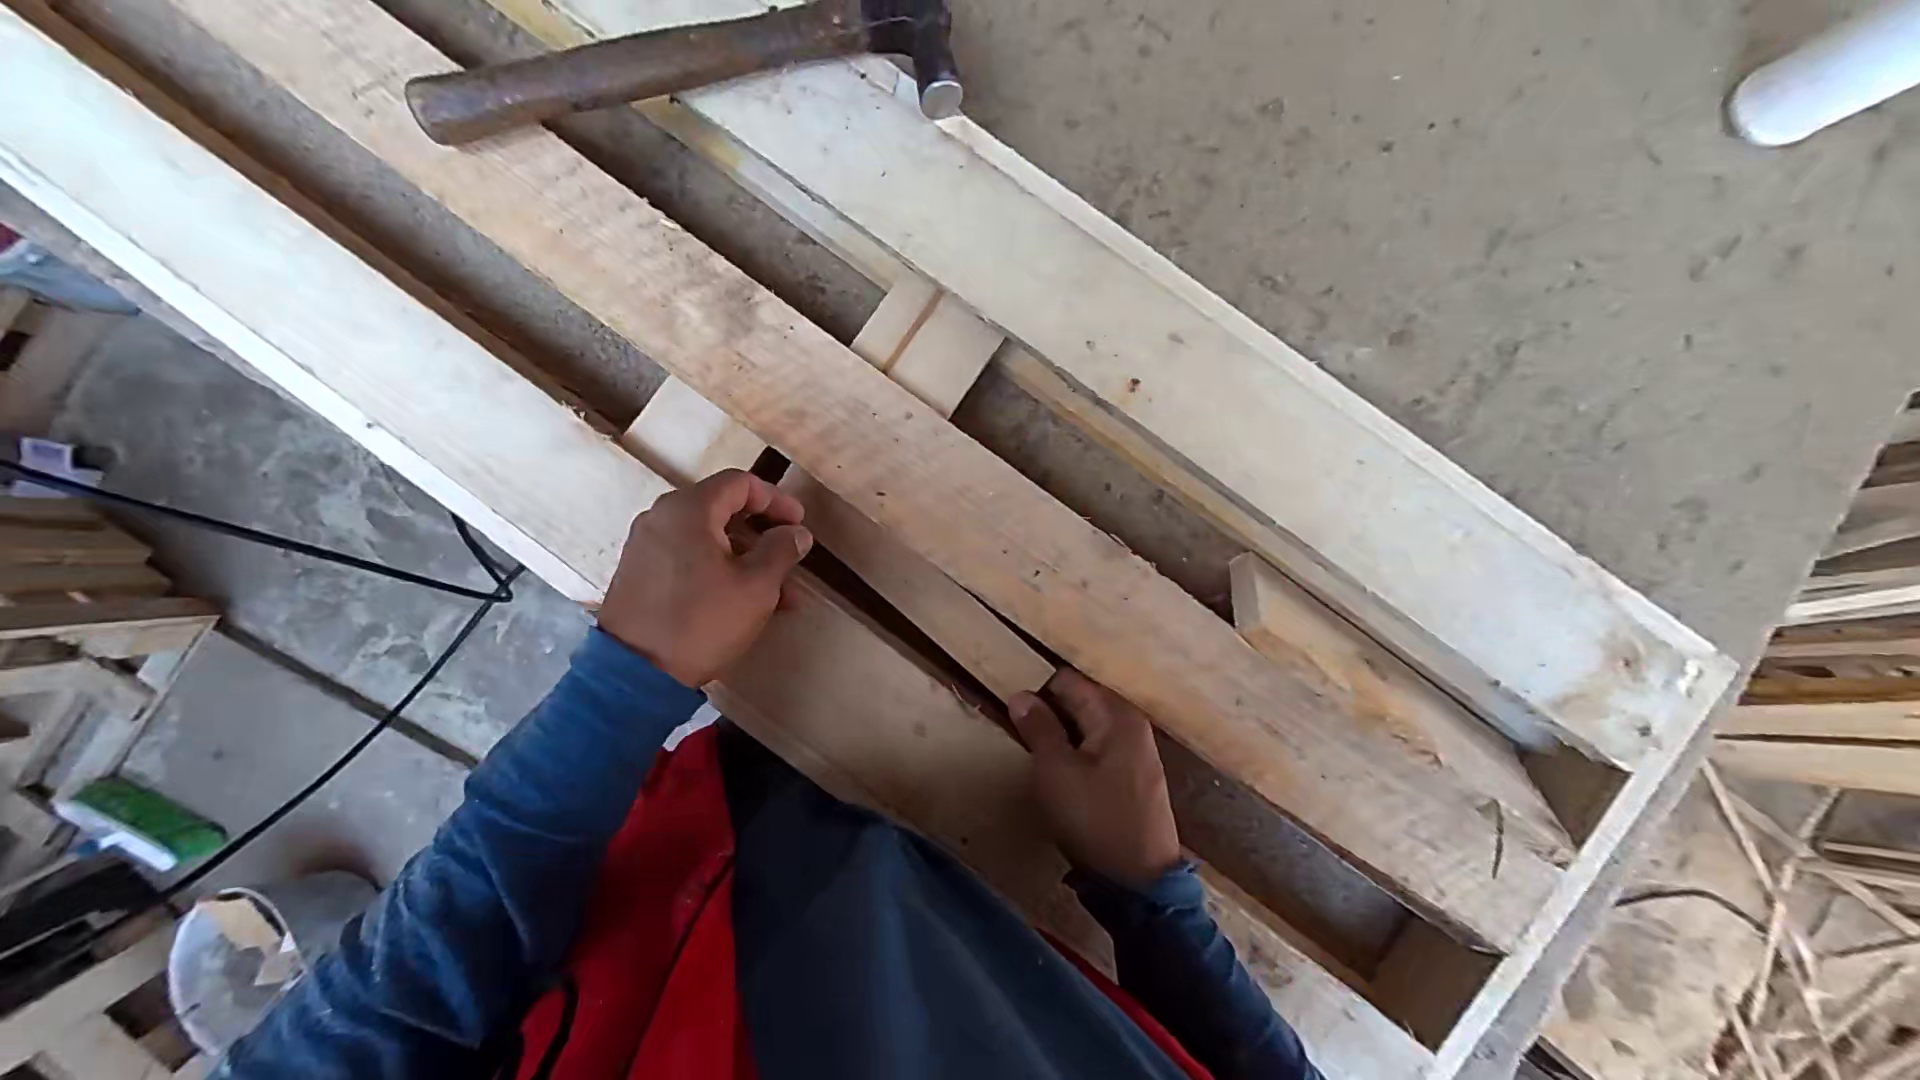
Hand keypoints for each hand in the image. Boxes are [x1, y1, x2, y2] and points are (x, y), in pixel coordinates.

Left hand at [597, 469, 812, 686]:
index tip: (799, 524)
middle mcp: (662, 517)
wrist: (635, 674)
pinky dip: (720, 569)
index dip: (777, 499)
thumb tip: (796, 533)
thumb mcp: (756, 586)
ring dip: (747, 558)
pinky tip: (745, 601)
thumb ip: (781, 550)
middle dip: (764, 535)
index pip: (740, 483)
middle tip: (791, 557)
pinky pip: (689, 557)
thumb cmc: (702, 621)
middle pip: (724, 509)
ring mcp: (647, 545)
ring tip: (780, 594)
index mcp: (689, 510)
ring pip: (709, 538)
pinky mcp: (640, 573)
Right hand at [1008, 669, 1181, 889]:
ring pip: (1087, 725)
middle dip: (1049, 709)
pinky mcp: (1134, 775)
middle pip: (1080, 699)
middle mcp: (1131, 724)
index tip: (1010, 707)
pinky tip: (1058, 769)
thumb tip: (1020, 695)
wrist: (1139, 883)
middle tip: (1017, 728)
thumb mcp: (1056, 771)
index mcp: (1115, 715)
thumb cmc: (1095, 820)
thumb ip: (1038, 728)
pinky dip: (1076, 750)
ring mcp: (1136, 750)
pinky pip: (1098, 746)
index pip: (1068, 681)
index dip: (1036, 689)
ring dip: (1061, 732)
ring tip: (1032, 748)